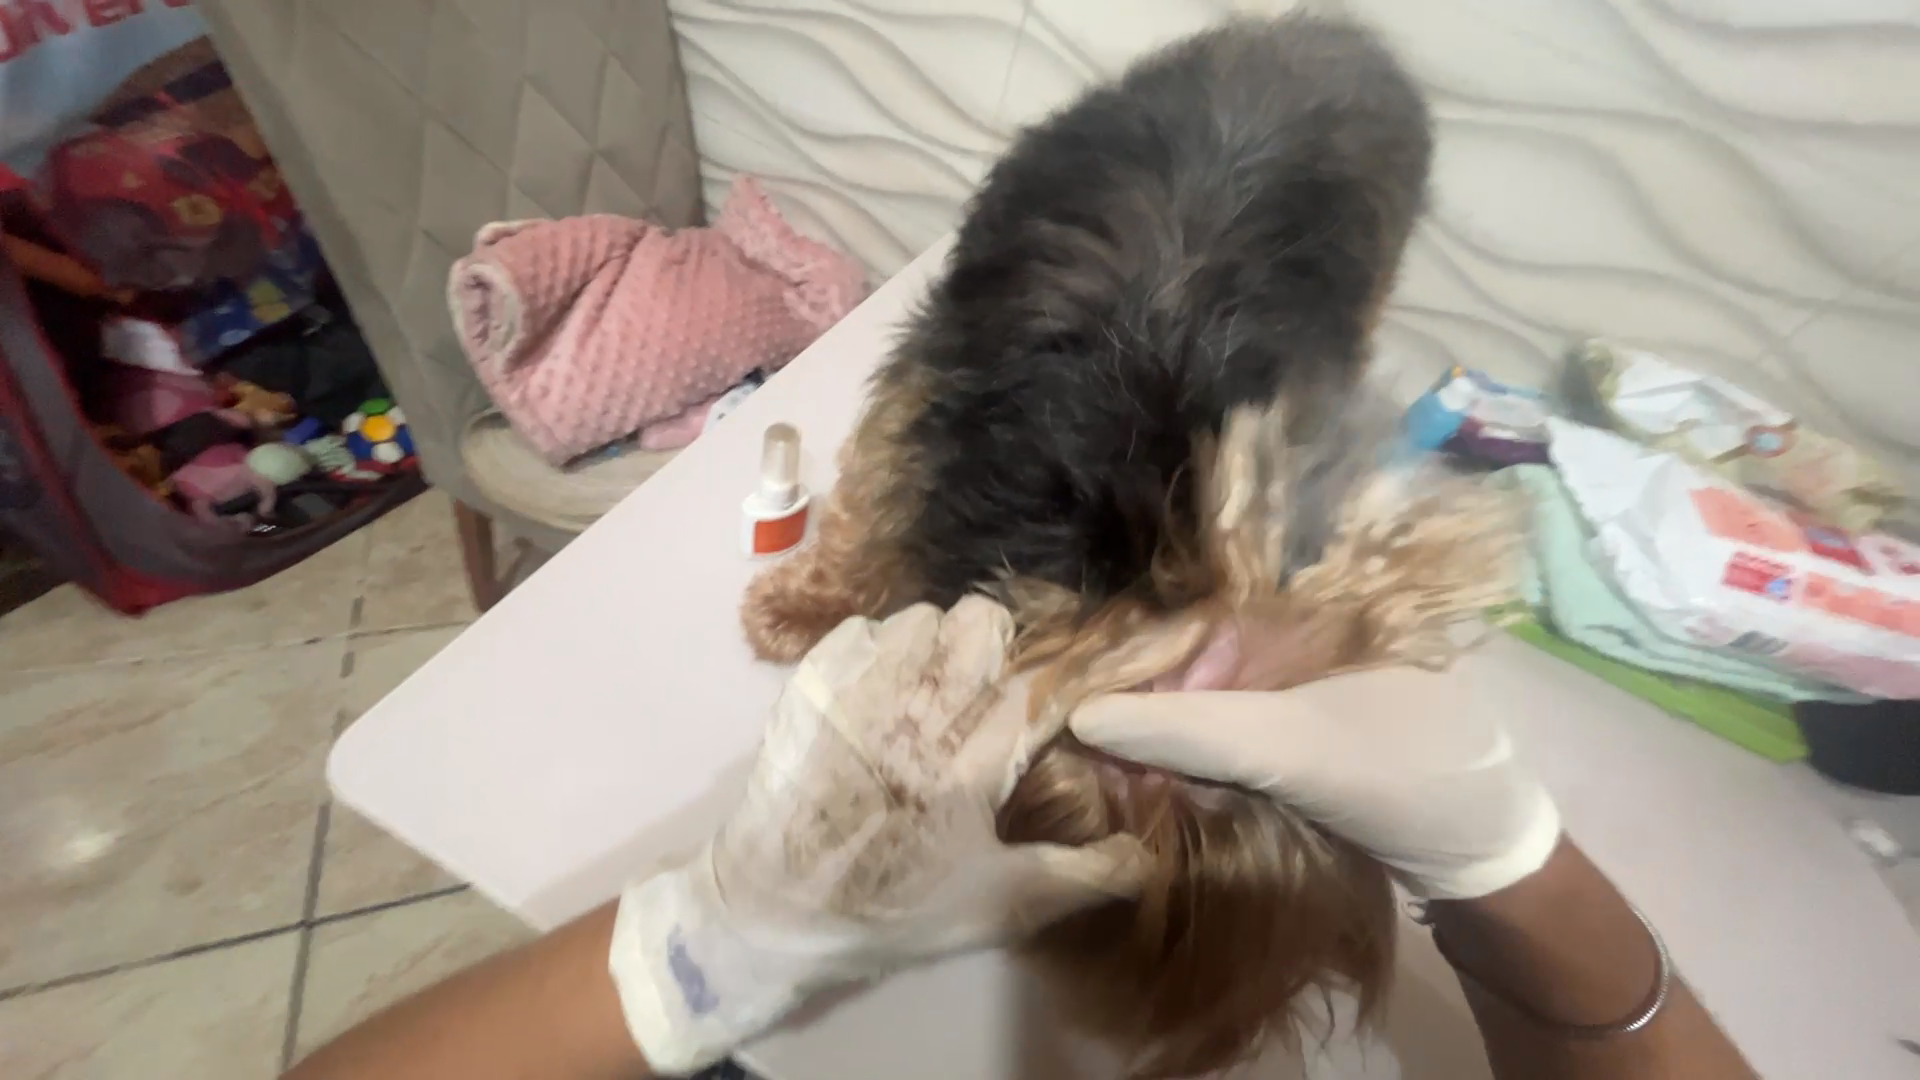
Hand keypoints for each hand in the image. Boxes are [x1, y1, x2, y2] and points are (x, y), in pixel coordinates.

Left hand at [611, 597, 1146, 1072]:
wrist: (769, 910)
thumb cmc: (891, 909)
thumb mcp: (995, 907)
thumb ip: (1079, 876)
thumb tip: (1146, 851)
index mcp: (967, 767)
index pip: (1041, 687)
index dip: (1074, 669)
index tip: (1081, 669)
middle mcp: (915, 713)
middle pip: (981, 624)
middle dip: (996, 647)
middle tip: (983, 688)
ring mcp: (856, 690)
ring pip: (923, 616)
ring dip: (936, 646)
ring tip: (926, 689)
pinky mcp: (810, 681)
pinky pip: (864, 627)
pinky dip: (879, 649)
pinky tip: (875, 691)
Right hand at [1069, 654, 1560, 900]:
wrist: (1494, 868)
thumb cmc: (1405, 781)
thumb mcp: (1291, 748)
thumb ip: (1188, 728)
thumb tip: (1082, 714)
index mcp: (1305, 607)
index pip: (1197, 614)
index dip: (1138, 655)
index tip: (1090, 700)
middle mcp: (1297, 633)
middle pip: (1197, 655)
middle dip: (1148, 700)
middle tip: (1098, 745)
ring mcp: (1298, 682)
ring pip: (1207, 694)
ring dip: (1165, 732)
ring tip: (1121, 763)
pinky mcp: (1297, 727)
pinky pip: (1228, 726)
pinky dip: (1194, 751)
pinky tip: (1164, 773)